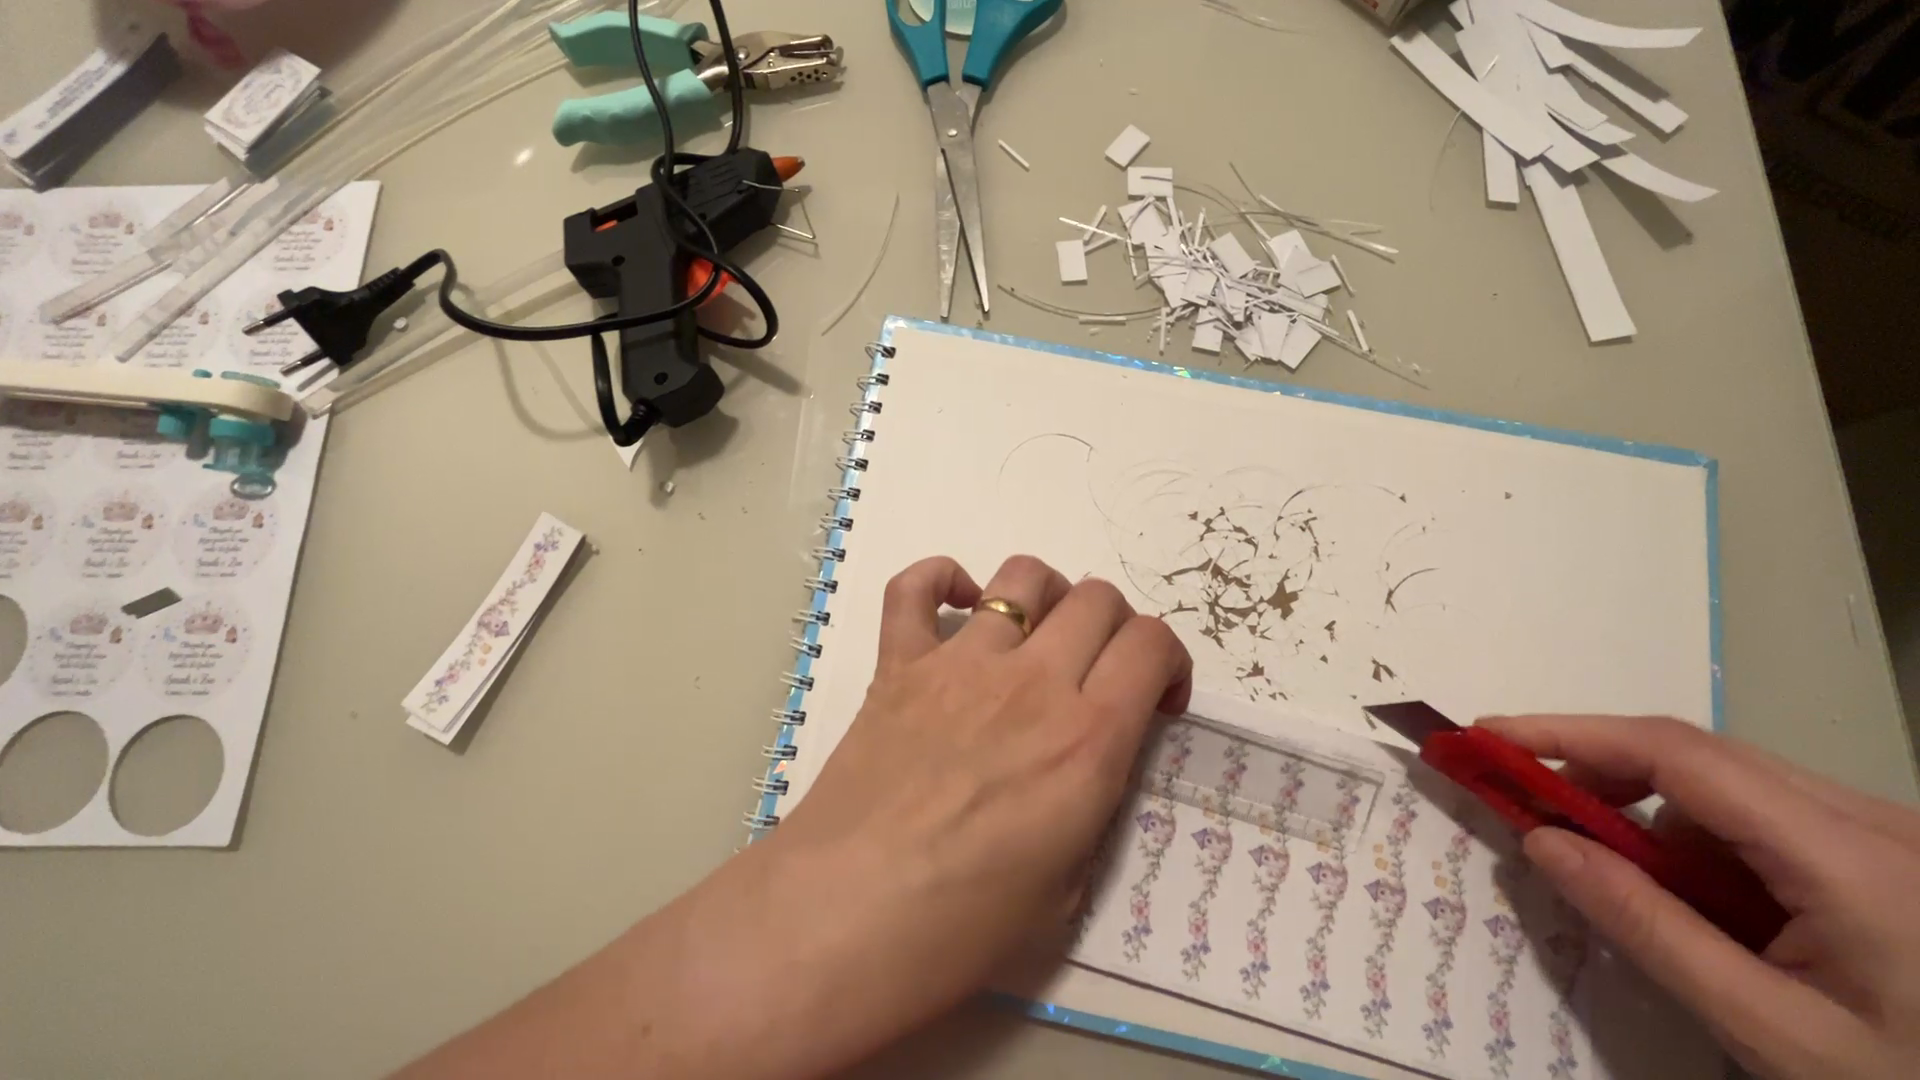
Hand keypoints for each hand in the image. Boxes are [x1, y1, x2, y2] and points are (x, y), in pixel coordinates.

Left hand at [767, 555, 1191, 1070]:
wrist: (847, 916)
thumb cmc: (964, 926)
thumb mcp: (1069, 887)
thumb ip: (1092, 809)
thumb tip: (1089, 766)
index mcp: (1088, 740)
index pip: (1152, 645)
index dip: (1169, 662)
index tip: (1155, 701)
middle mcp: (1032, 683)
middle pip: (1098, 599)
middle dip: (1116, 627)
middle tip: (1099, 672)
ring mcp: (960, 664)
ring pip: (1023, 576)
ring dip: (1048, 595)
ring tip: (1039, 636)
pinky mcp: (898, 663)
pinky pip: (914, 587)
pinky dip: (941, 578)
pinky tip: (957, 604)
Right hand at [1481, 714, 1919, 1079]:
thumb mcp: (1771, 1028)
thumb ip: (1648, 929)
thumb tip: (1540, 841)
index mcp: (1850, 857)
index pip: (1678, 754)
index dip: (1571, 733)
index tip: (1489, 737)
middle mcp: (1871, 818)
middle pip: (1697, 756)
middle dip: (1602, 774)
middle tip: (1539, 816)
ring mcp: (1885, 830)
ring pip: (1727, 784)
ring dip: (1655, 818)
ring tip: (1639, 889)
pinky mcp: (1885, 848)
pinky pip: (1763, 813)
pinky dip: (1703, 841)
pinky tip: (1713, 905)